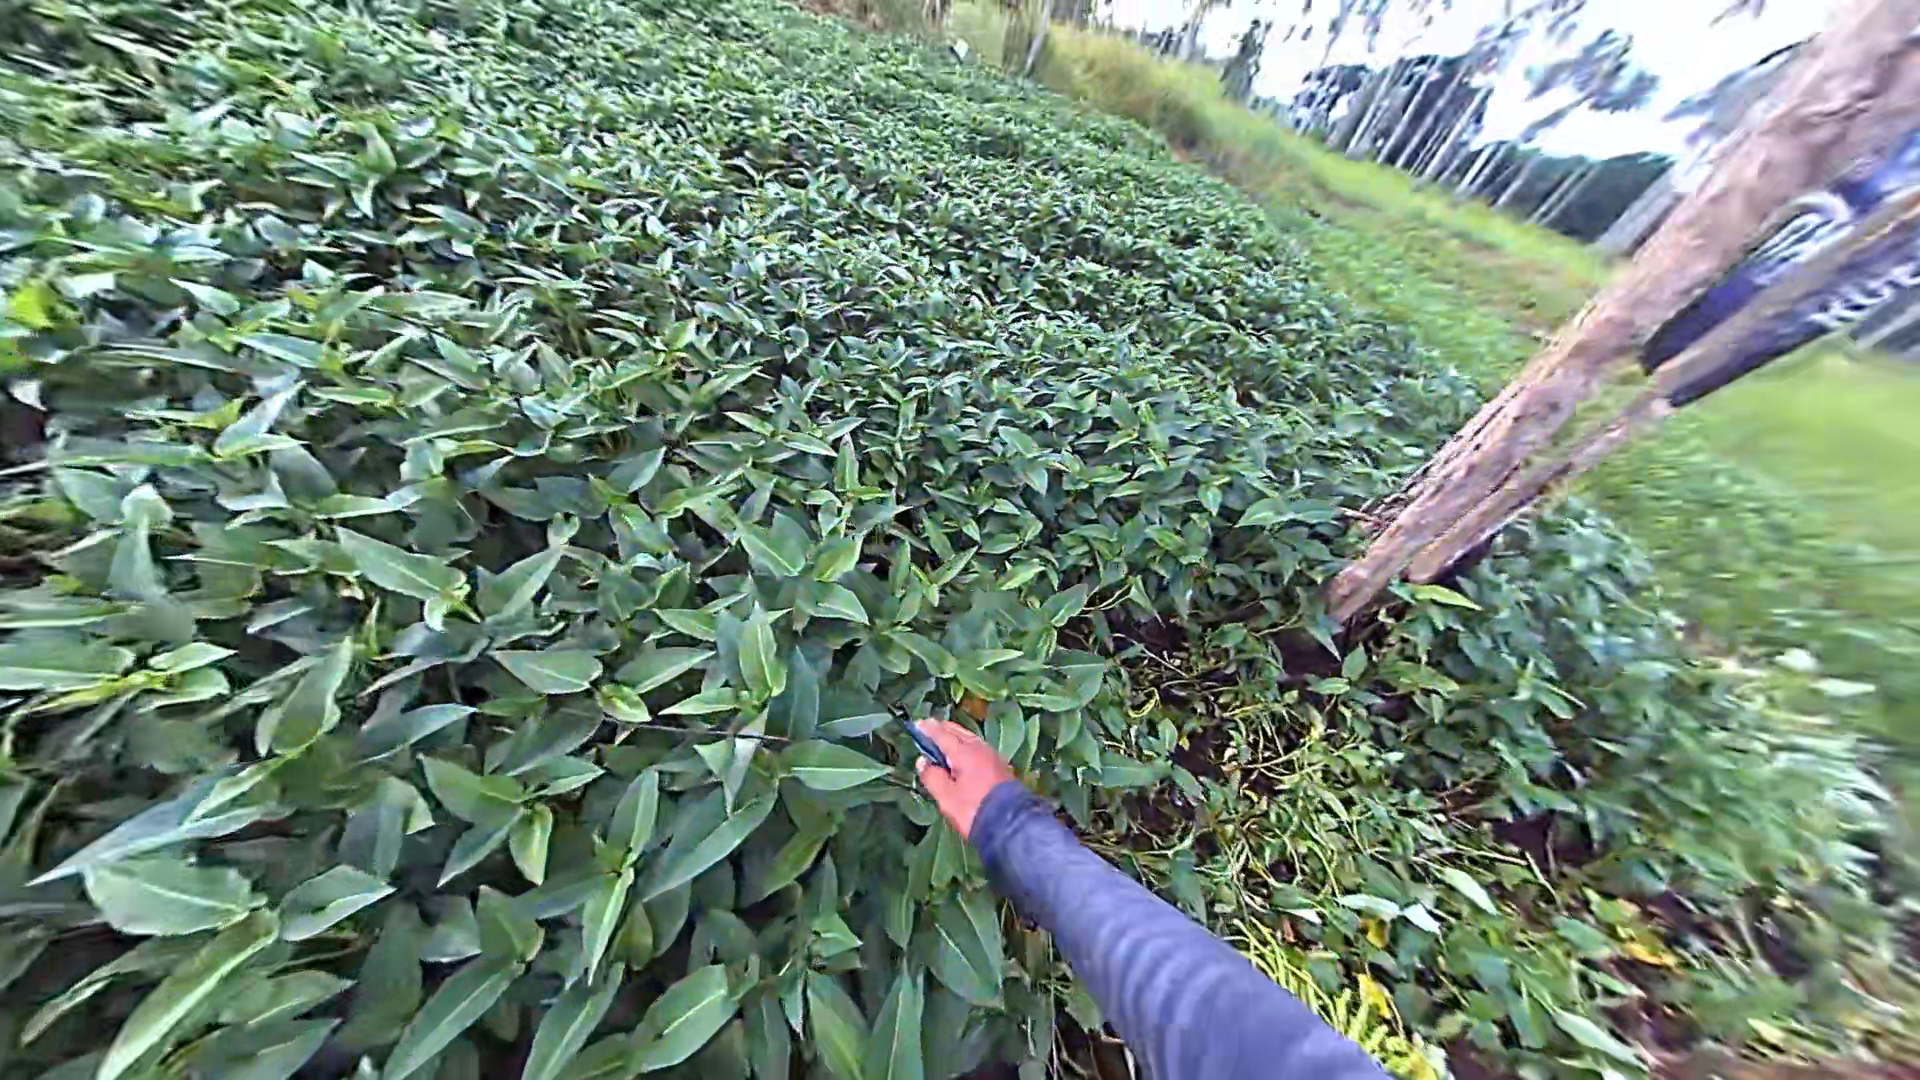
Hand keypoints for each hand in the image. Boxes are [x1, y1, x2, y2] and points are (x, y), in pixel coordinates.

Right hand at [913, 718, 1018, 842]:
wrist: (1012, 824)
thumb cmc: (973, 809)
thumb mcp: (947, 797)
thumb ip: (932, 776)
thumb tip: (922, 761)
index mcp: (964, 752)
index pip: (942, 735)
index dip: (928, 729)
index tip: (917, 723)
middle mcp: (979, 748)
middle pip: (958, 732)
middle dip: (943, 728)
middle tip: (929, 727)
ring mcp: (992, 755)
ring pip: (970, 738)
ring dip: (955, 735)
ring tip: (945, 738)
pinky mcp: (1000, 766)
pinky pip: (978, 747)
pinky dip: (966, 744)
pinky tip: (964, 752)